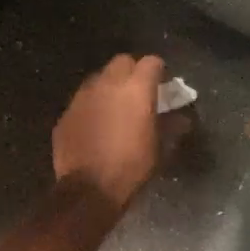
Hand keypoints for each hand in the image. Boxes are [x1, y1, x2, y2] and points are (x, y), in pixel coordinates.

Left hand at [53, 54, 164, 207]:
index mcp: (136, 89)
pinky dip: (92, 106)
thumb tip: (182, 119)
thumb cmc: (132, 167)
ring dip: (110, 86)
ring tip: (115, 108)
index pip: (151, 62)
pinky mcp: (66, 112)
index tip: (162, 85)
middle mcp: (108, 84)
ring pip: (99, 78)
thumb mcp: (160, 149)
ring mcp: (83, 96)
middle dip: (132, 71)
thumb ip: (171, 127)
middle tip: (138, 92)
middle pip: (122, 61)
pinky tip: (96, 126)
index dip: (158, 71)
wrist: (89, 189)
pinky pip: (83, 100)